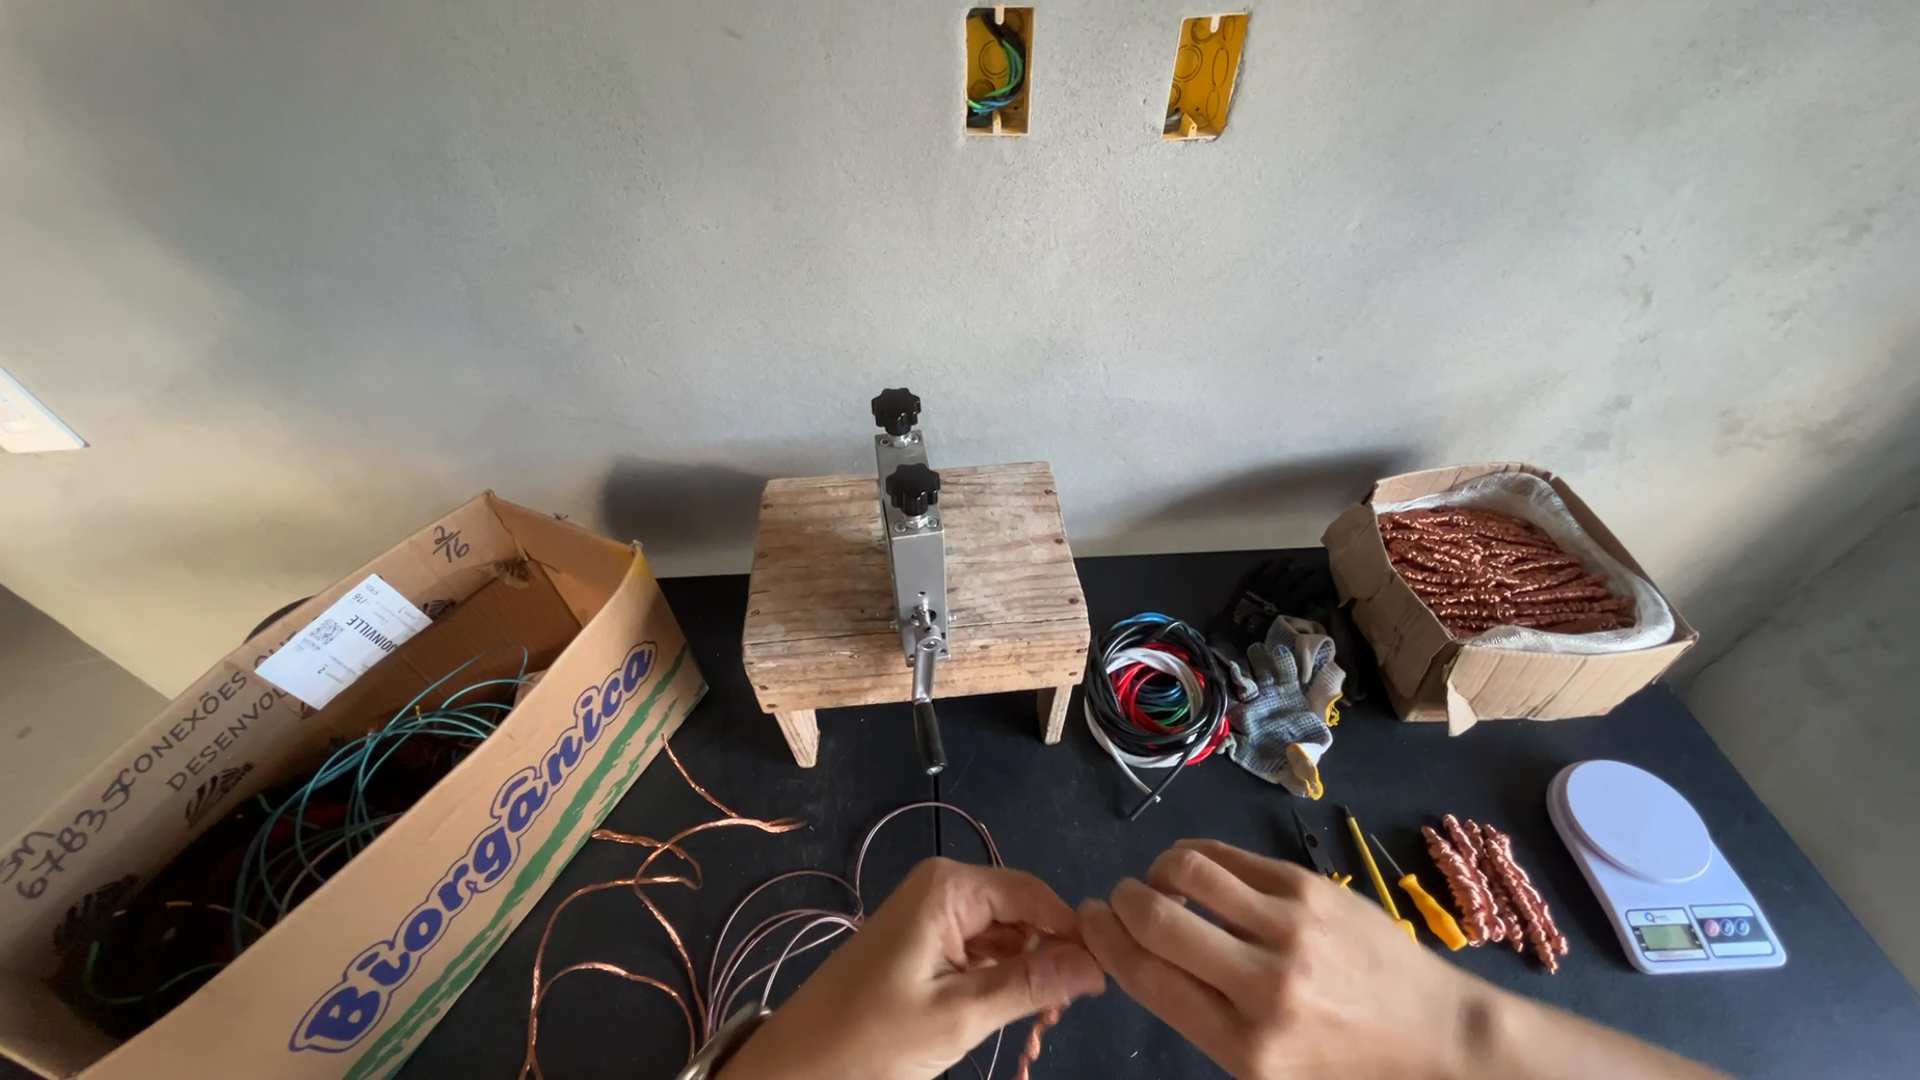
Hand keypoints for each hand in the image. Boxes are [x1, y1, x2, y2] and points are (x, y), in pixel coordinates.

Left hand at [719, 857, 1105, 1079]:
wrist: (799, 1064)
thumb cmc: (875, 1036)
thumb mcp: (960, 1015)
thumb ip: (1030, 983)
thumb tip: (1096, 963)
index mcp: (951, 887)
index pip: (1033, 892)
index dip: (1071, 931)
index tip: (1103, 977)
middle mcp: (944, 885)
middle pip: (1020, 909)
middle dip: (1047, 954)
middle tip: (1063, 1011)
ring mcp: (933, 909)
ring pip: (1004, 929)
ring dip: (1025, 969)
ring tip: (1039, 1018)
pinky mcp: (926, 935)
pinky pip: (980, 944)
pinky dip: (999, 974)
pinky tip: (1010, 1007)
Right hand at [1079, 838, 1492, 1079]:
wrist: (1443, 1042)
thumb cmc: (1344, 1069)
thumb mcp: (1265, 1070)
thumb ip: (1198, 1014)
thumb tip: (1135, 948)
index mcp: (1246, 1047)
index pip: (1146, 975)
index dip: (1103, 938)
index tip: (1088, 918)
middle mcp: (1263, 985)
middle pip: (1154, 916)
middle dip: (1121, 900)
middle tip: (1121, 898)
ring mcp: (1289, 927)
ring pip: (1187, 868)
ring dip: (1158, 870)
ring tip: (1164, 883)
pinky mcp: (1308, 886)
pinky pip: (1226, 854)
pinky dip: (1194, 856)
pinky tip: (1198, 870)